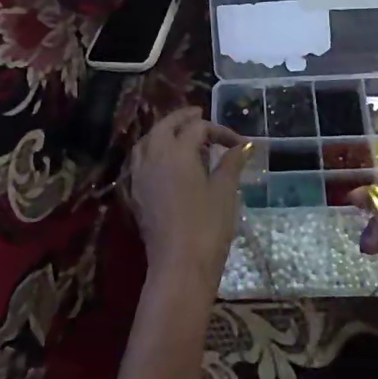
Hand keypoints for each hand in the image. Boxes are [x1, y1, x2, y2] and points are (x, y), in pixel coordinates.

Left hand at [127, 107, 251, 288]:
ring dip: (163, 132)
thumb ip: (230, 164)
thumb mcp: (224, 192)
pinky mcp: (135, 192)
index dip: (219, 131)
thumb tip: (242, 147)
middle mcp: (153, 156)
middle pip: (165, 126)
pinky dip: (152, 150)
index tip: (239, 144)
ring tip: (180, 134)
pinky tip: (164, 160)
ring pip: (147, 141)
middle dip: (183, 119)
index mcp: (176, 151)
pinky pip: (140, 160)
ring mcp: (140, 175)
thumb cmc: (207, 226)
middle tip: (199, 115)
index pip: (197, 128)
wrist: (179, 264)